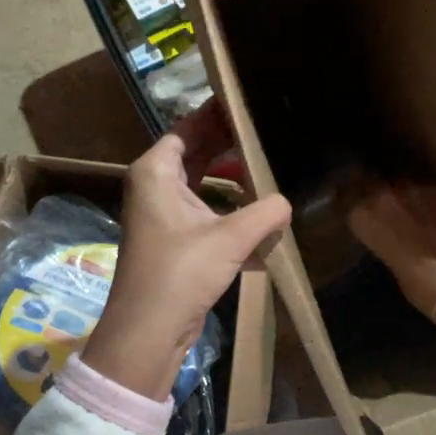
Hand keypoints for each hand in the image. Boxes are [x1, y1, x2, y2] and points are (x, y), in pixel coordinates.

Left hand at [82, 104, 291, 399]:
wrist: (148, 333)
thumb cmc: (180, 273)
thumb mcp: (230, 238)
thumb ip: (266, 212)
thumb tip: (287, 201)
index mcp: (156, 173)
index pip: (186, 128)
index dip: (214, 114)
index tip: (245, 102)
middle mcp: (155, 187)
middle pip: (195, 153)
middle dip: (228, 143)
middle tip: (265, 129)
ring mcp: (163, 215)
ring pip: (202, 184)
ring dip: (232, 178)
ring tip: (269, 165)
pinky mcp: (175, 242)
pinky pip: (205, 212)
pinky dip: (229, 209)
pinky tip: (262, 215)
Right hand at [346, 181, 435, 349]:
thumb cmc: (422, 288)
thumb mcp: (393, 263)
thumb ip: (386, 240)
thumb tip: (391, 233)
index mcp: (365, 217)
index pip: (346, 198)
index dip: (349, 201)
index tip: (352, 206)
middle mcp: (387, 195)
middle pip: (373, 183)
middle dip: (373, 190)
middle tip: (381, 204)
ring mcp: (418, 189)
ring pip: (404, 185)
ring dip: (405, 195)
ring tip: (413, 210)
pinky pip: (430, 190)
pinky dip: (430, 200)